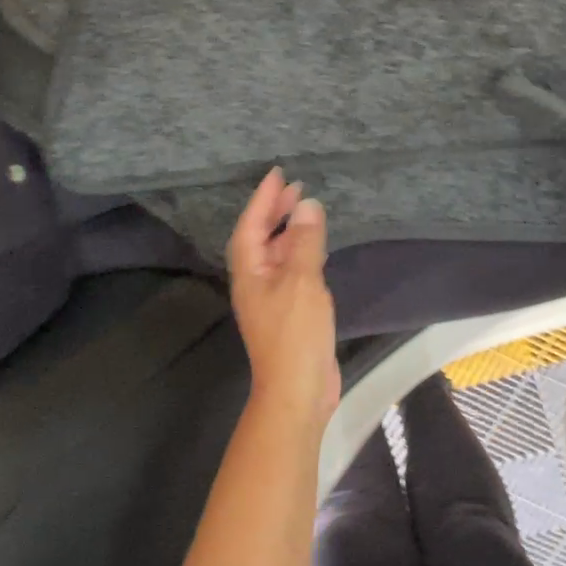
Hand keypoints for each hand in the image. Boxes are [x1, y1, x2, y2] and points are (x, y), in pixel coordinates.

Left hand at [227, 168, 338, 420]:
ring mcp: (270, 300)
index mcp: (249, 272)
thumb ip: (305, 242)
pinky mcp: (288, 314)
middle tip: (294, 187)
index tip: (278, 174)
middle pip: (260, 239)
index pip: (251, 226)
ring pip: (276, 255)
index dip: (263, 199)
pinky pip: (291, 272)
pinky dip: (300, 254)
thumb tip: (306, 205)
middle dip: (274, 212)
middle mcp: (254, 282)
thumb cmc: (295, 334)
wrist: (297, 390)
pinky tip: (315, 250)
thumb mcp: (303, 281)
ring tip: (305, 211)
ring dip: (288, 231)